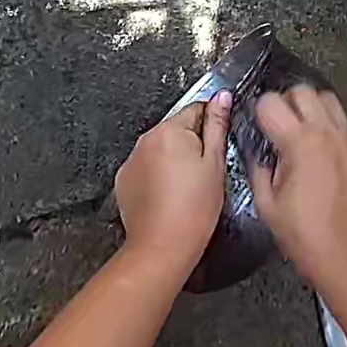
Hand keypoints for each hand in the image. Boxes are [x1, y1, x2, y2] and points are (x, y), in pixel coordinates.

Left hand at [115, 90, 231, 267]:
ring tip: (186, 189)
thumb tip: (222, 97)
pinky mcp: (124, 180)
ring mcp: (132, 160)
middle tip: (204, 174)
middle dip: (192, 145)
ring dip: (174, 160)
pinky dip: (157, 176)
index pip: (196, 110)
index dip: (211, 129)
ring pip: (161, 150)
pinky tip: (169, 196)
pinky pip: (146, 168)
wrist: (161, 248)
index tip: (215, 150)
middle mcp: (145, 140)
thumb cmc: (192, 211)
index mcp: (169, 131)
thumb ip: (218, 126)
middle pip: (177, 130)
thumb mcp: (214, 164)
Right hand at [248, 85, 346, 281]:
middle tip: (275, 124)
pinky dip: (326, 119)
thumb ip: (258, 169)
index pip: (271, 102)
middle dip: (283, 101)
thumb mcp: (266, 204)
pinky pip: (340, 117)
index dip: (258, 111)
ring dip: (307, 105)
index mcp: (299, 143)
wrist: (346, 253)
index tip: (257, 124)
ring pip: (324, 96)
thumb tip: (257, 154)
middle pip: (300, 90)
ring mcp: (345, 138)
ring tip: (297, 128)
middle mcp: (325, 134)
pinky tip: (315, 142)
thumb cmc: (308, 235)